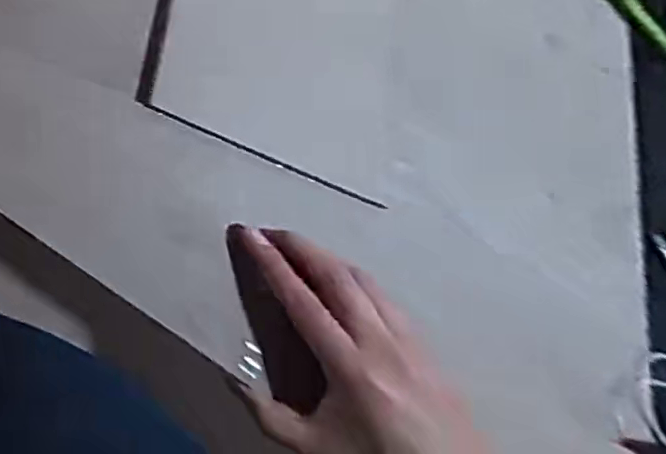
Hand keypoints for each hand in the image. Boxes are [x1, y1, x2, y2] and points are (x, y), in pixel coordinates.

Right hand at [230, 226, 489, 453]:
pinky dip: (359, 282)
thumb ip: (266, 412)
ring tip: (304, 252)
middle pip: (337, 278)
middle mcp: (383, 348)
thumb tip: (231, 376)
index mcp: (350, 368)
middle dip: (299, 247)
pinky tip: (347, 286)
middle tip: (270, 233)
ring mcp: (414, 350)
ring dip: (330, 259)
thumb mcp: (313, 447)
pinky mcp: (434, 358)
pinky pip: (390, 303)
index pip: (301, 299)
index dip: (270, 262)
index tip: (248, 234)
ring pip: (368, 284)